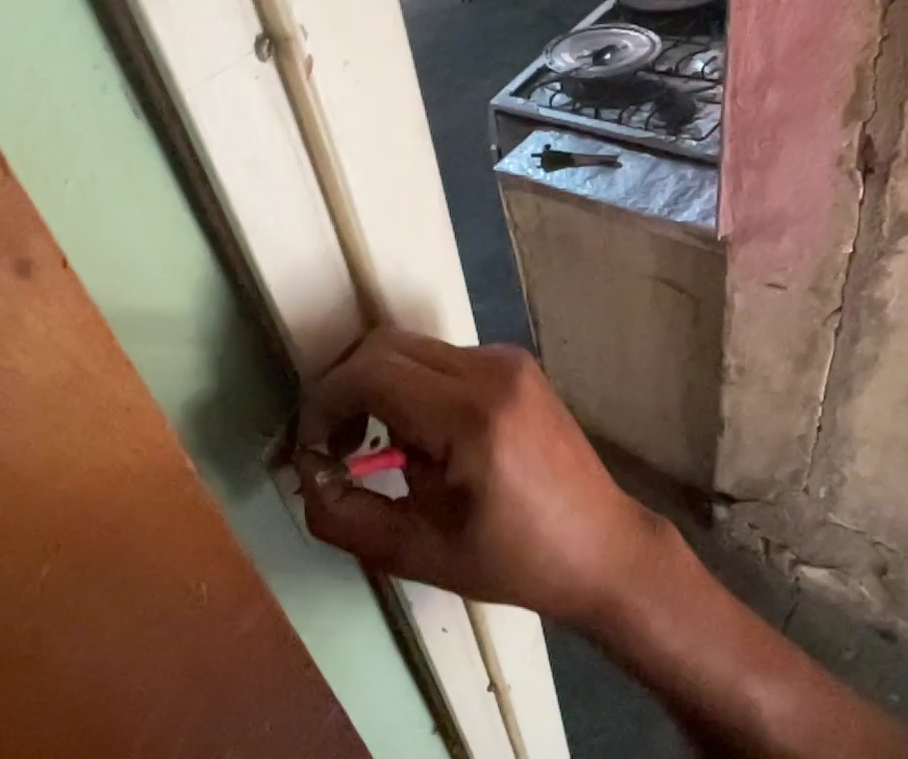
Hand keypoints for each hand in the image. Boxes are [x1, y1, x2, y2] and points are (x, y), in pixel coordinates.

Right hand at [292, 327, 668, 621]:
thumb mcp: (418, 553)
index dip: (323, 403)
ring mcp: (505, 358)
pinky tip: (417, 433)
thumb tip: (304, 472)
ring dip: (372, 385)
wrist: (604, 550)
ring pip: (406, 347)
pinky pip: (435, 357)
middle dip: (341, 389)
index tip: (312, 447)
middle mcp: (490, 369)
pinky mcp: (510, 360)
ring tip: (374, 442)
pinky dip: (406, 385)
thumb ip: (344, 516)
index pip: (370, 374)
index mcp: (472, 417)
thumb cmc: (514, 561)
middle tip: (333, 441)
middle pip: (382, 346)